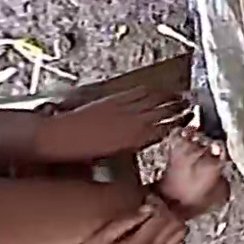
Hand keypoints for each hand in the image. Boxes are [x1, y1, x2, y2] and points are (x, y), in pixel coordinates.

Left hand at [30, 88, 184, 163]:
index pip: (168, 125)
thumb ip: (136, 144)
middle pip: (166, 109)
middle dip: (181, 106)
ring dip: (170, 96)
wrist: (52, 140)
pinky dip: (149, 90)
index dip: (182, 121)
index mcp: (137, 137)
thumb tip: (152, 137)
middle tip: (192, 103)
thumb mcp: (114, 154)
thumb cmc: (79, 152)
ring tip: (179, 94)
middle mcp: (135, 120)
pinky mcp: (113, 100)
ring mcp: (124, 107)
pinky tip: (153, 89)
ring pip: (155, 98)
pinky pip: (138, 92)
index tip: (191, 117)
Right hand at [53, 199, 186, 243]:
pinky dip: (173, 228)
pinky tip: (157, 225)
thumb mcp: (97, 240)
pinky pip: (177, 239)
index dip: (159, 204)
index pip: (163, 218)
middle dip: (168, 209)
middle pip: (176, 223)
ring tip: (154, 214)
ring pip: (180, 230)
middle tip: (152, 204)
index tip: (147, 198)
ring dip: (173, 218)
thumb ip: (124, 223)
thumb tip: (147, 207)